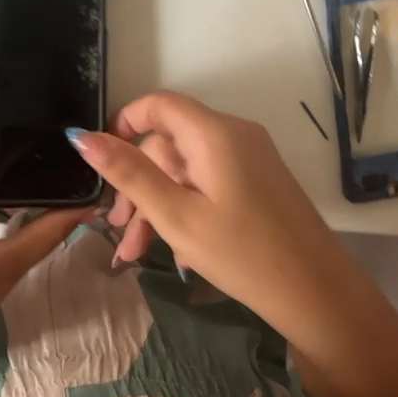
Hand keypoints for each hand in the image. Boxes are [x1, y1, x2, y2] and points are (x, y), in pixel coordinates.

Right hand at [69, 92, 356, 340]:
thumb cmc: (241, 253)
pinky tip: (172, 251)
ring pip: (185, 170)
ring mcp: (250, 159)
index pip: (158, 104)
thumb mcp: (175, 215)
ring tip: (136, 252)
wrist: (315, 292)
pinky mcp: (258, 182)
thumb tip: (82, 136)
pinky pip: (207, 183)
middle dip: (137, 185)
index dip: (124, 124)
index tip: (101, 164)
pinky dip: (184, 209)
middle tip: (118, 232)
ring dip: (156, 206)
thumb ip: (129, 174)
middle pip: (168, 144)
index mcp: (214, 134)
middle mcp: (234, 135)